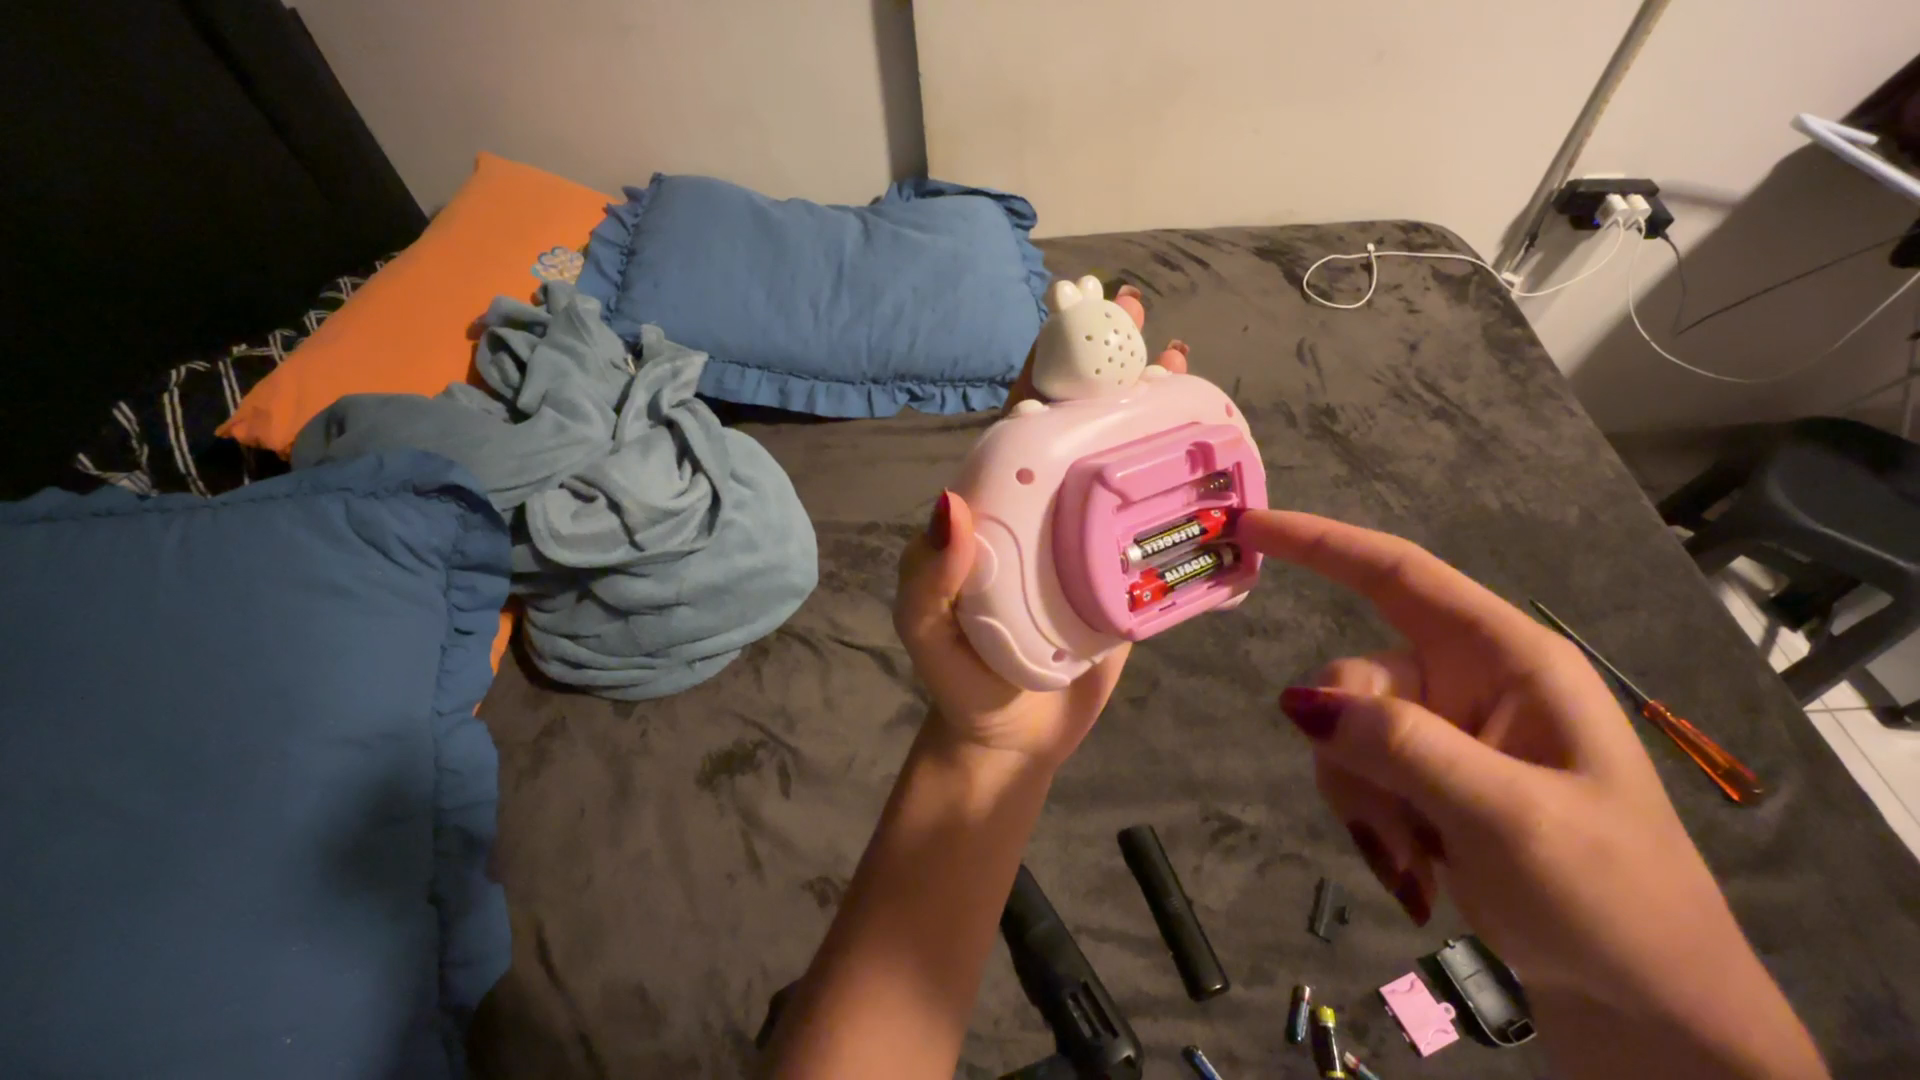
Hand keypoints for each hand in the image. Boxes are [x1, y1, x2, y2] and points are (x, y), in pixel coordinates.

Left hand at [893, 284, 1187, 765]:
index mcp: (998, 505)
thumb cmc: (962, 678)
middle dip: (1109, 369)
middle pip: (1079, 425)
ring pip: (1122, 461)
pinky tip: (1210, 457)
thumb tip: (950, 502)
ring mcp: (1085, 537)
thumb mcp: (928, 628)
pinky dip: (1180, 482)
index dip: (1047, 367)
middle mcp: (1042, 508)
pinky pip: (1152, 518)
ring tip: (1184, 367)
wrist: (1011, 736)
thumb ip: (931, 574)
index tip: (1078, 315)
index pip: (1019, 420)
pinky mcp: (1122, 572)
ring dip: (1152, 412)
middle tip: (1144, 321)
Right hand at [1238, 510, 1824, 1077]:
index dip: (1320, 542)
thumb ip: (1402, 747)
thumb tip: (1300, 700)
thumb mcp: (1508, 817)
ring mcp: (1444, 734)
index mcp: (1508, 659)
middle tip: (1392, 833)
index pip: (1397, 575)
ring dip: (1361, 799)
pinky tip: (1414, 871)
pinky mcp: (1427, 779)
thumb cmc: (1607, 896)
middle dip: (1351, 753)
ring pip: (1343, 732)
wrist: (1646, 1004)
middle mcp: (1467, 683)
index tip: (1247, 524)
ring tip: (1414, 865)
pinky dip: (1367, 820)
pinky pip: (1355, 772)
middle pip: (1354, 678)